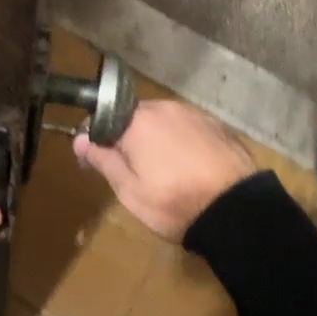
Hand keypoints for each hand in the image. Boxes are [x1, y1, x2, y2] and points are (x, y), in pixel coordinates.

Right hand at [73, 98, 257, 242]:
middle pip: (135, 118)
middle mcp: (165, 107)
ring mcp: (193, 113)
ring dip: (156, 139)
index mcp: (138, 121)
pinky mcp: (215, 124)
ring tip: (162, 171)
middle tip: (132, 171)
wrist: (237, 208)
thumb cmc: (175, 202)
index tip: (95, 162)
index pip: (104, 119)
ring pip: (163, 121)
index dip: (97, 141)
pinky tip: (187, 165)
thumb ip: (104, 160)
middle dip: (128, 138)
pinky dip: (180, 141)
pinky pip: (186, 127)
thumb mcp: (130, 191)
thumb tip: (79, 138)